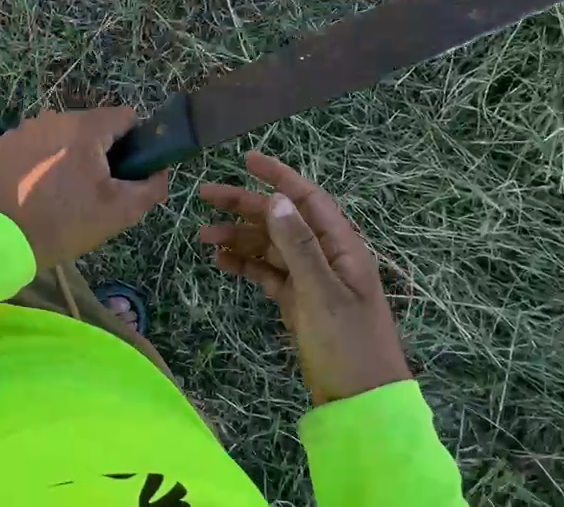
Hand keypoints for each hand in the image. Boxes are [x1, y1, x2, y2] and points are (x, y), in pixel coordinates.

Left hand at [0, 107, 170, 272]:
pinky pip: (41, 142)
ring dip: (74, 153)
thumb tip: (160, 171)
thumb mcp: (121, 210)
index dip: (136, 141)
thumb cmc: (69, 222)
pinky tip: (44, 186)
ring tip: (70, 189)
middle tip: (100, 186)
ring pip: (66, 133)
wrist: (8, 240)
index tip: (130, 168)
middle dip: (103, 150)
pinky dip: (48, 157)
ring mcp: (27, 128)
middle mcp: (54, 118)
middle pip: (93, 125)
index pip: (125, 117)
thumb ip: (151, 186)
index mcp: (84, 127)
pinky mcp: (8, 143)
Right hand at [197, 151, 410, 405]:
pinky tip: (221, 262)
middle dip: (244, 206)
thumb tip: (275, 198)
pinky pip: (266, 272)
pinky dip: (244, 264)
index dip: (279, 176)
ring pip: (268, 245)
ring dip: (238, 237)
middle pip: (280, 219)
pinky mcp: (297, 302)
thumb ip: (297, 244)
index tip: (247, 159)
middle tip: (204, 195)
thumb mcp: (321, 292)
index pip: (307, 199)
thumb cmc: (348, 344)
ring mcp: (310, 280)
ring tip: (203, 237)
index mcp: (341, 248)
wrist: (360, 405)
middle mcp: (325, 257)